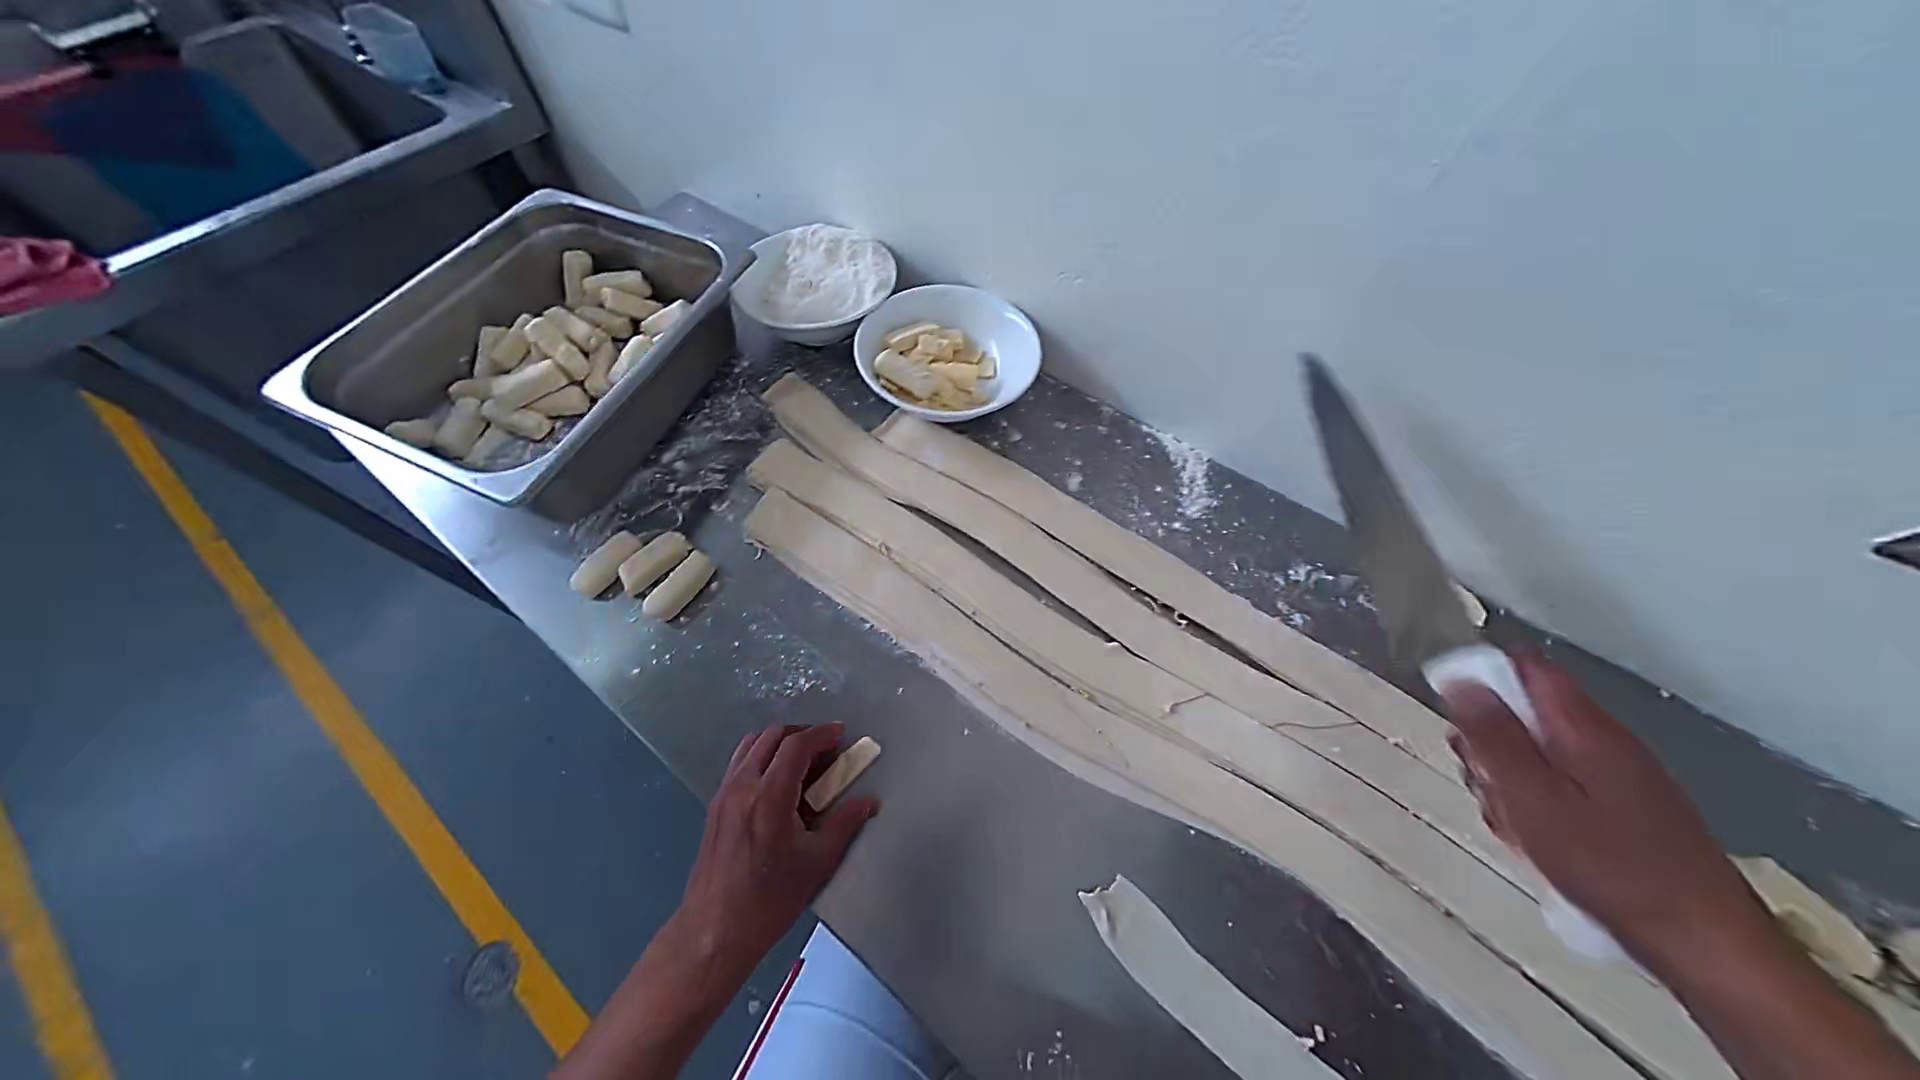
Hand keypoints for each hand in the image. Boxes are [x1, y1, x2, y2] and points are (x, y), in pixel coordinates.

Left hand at [551, 723, 878, 1079]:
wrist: (713, 933)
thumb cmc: (769, 900)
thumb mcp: (818, 862)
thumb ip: (846, 824)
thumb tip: (870, 801)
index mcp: (769, 796)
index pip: (797, 745)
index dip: (822, 733)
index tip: (841, 734)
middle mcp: (743, 785)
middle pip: (772, 736)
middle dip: (802, 733)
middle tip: (825, 747)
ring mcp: (724, 794)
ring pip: (751, 745)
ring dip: (779, 742)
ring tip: (802, 760)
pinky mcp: (714, 806)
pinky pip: (739, 763)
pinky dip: (761, 757)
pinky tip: (777, 781)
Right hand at [1436, 652, 1768, 971]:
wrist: (1701, 941)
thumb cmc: (1608, 863)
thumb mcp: (1531, 794)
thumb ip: (1492, 734)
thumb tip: (1461, 679)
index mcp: (1581, 726)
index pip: (1525, 666)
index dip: (1482, 673)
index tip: (1453, 707)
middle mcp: (1601, 739)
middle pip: (1524, 711)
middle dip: (1487, 737)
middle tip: (1481, 776)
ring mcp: (1616, 773)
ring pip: (1535, 751)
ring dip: (1506, 776)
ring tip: (1510, 818)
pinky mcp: (1621, 805)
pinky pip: (1557, 783)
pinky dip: (1534, 801)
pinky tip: (1535, 836)